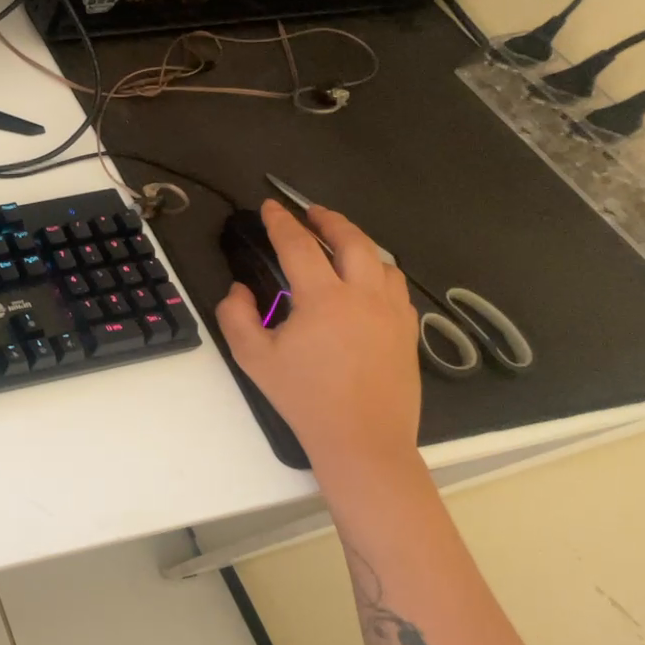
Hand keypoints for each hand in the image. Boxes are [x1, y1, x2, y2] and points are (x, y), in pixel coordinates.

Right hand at [215, 200, 421, 474]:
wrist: (363, 438)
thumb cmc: (303, 396)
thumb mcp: (253, 357)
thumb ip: (236, 316)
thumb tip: (240, 290)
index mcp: (324, 299)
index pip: (300, 247)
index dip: (282, 223)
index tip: (270, 207)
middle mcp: (364, 296)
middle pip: (353, 242)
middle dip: (330, 220)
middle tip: (312, 211)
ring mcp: (392, 313)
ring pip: (382, 261)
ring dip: (358, 243)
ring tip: (339, 240)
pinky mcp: (408, 332)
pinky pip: (396, 287)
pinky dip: (378, 271)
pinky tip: (366, 280)